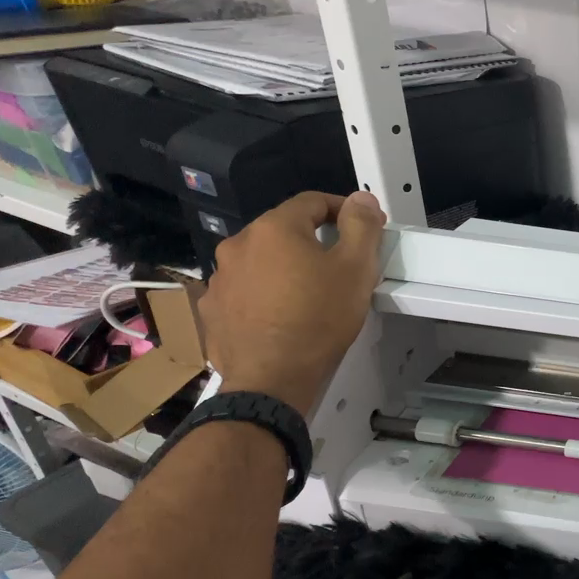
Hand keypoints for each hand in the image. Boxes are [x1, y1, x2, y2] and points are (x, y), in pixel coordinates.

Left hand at [195, 191, 386, 414]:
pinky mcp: (212, 309)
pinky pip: (245, 289)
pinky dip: (265, 292)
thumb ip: (362, 226)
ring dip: (286, 267)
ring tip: (311, 293)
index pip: (311, 202)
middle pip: (283, 230)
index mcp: (273, 229)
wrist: (272, 378)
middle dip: (314, 240)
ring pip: (262, 260)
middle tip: (341, 264)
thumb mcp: (356, 268)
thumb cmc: (320, 317)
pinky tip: (283, 314)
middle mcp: (238, 245)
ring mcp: (219, 278)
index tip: (365, 228)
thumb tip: (361, 200)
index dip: (343, 210)